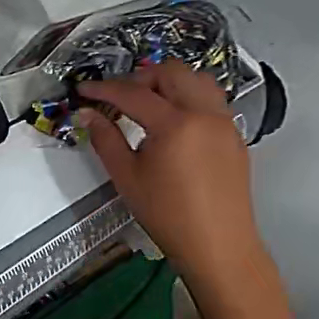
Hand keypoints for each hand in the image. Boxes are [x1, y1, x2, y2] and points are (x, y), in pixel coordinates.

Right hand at [80, 59, 265, 280]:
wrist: (218, 245)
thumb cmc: (167, 214)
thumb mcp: (126, 177)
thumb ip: (106, 139)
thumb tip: (88, 114)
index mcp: (175, 124)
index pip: (133, 93)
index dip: (104, 89)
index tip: (83, 90)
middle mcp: (204, 114)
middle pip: (171, 73)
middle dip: (140, 78)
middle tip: (119, 97)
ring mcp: (224, 122)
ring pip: (197, 80)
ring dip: (169, 82)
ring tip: (149, 102)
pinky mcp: (235, 135)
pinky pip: (211, 100)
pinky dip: (189, 97)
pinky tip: (174, 121)